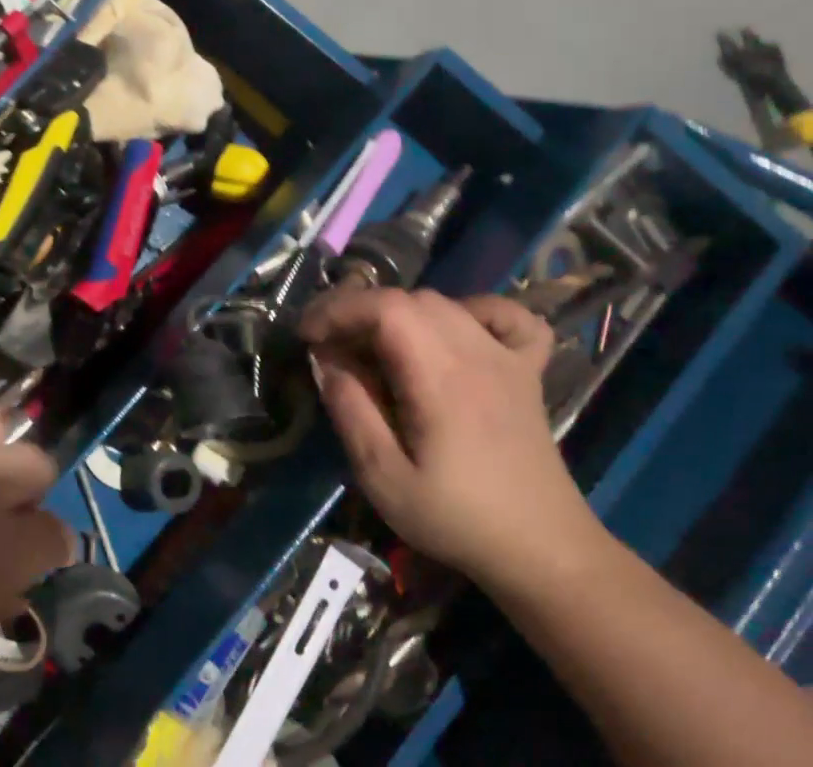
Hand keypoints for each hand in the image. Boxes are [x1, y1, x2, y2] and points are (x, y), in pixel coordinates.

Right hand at [297, 287, 602, 581]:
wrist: (544, 551)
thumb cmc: (456, 518)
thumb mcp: (382, 477)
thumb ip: (351, 411)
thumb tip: (326, 361)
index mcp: (443, 380)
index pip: (387, 307)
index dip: (338, 310)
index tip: (307, 339)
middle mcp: (480, 357)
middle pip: (410, 300)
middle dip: (356, 311)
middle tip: (327, 347)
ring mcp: (509, 362)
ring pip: (445, 304)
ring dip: (397, 313)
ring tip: (371, 347)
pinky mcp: (526, 374)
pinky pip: (506, 318)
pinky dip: (470, 312)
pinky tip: (448, 336)